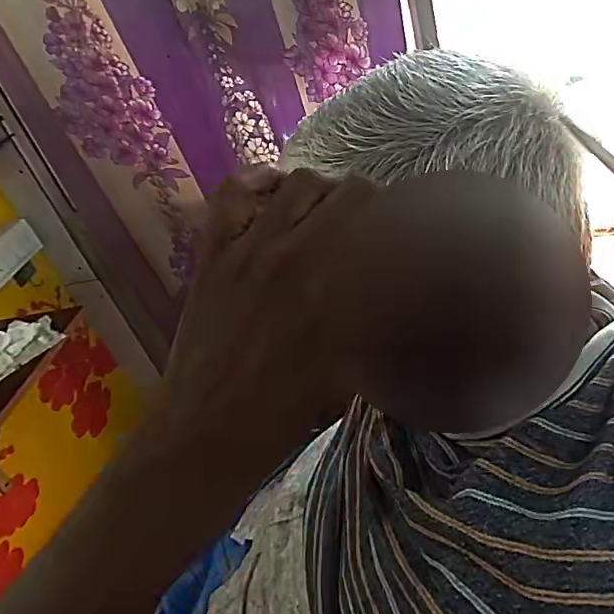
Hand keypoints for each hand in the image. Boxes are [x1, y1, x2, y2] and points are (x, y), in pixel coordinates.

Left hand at [151, 166, 376, 485]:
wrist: (209, 430)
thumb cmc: (287, 413)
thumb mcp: (354, 372)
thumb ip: (377, 322)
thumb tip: (399, 290)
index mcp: (341, 290)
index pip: (385, 225)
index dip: (401, 222)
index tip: (404, 233)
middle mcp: (301, 257)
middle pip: (351, 193)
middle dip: (370, 202)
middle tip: (368, 221)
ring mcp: (252, 248)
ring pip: (301, 184)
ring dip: (323, 191)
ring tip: (323, 211)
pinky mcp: (216, 251)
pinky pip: (234, 193)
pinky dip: (258, 183)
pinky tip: (273, 194)